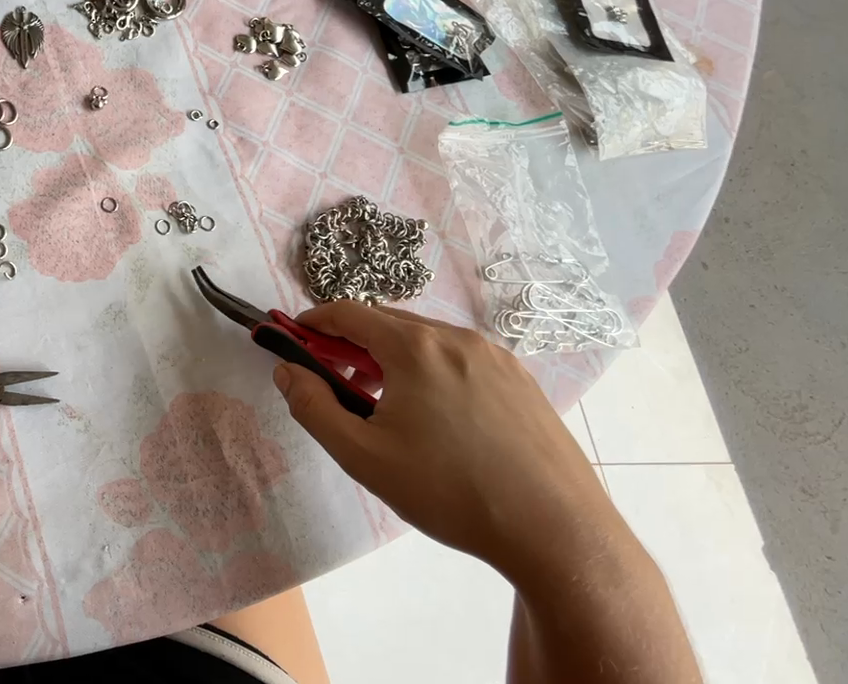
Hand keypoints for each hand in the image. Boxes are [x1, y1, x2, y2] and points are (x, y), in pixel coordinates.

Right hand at [273, 302, 621, 581]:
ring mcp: (496, 358)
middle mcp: (456, 338)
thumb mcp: (362, 456)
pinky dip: (429, 369)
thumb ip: (312, 406)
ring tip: (384, 403)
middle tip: (333, 379)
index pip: (349, 312)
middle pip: (386, 321)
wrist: (560, 535)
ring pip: (425, 340)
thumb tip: (287, 370)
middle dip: (350, 342)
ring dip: (390, 357)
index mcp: (415, 347)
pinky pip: (459, 358)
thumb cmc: (450, 492)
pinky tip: (434, 416)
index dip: (313, 321)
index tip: (293, 337)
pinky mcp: (523, 381)